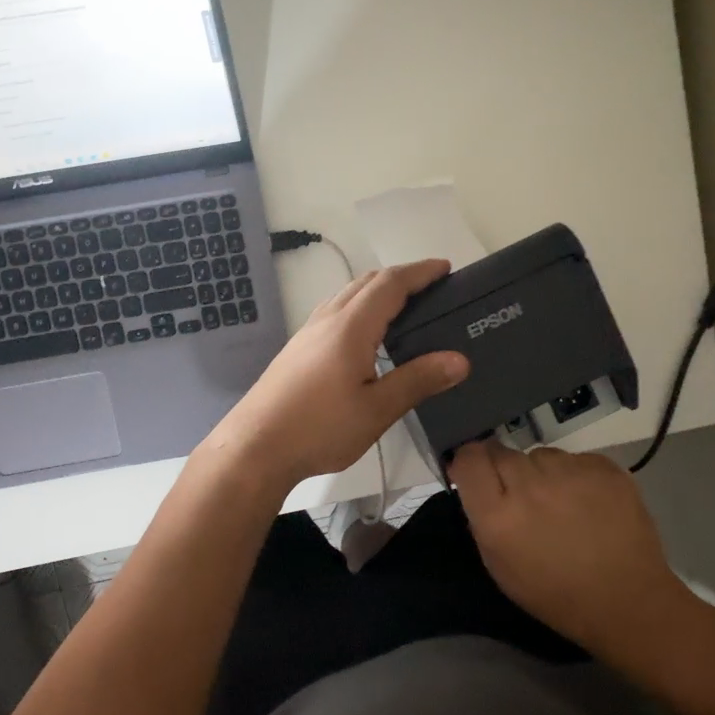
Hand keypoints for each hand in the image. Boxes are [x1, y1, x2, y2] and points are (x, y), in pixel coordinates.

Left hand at [202, 259, 469, 490]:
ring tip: (403, 307)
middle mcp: (326, 321)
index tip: (445, 267)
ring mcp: (307, 334)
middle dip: (400, 277)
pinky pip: (333, 313)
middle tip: (431, 287)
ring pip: (346, 296)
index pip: (390, 284)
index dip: (419, 272)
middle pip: (365, 282)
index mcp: (350, 327)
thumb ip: (417, 381)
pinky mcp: (296, 351)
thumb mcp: (376, 409)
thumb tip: (459, 360)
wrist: (255, 447)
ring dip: (376, 291)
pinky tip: (365, 335)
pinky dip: (358, 308)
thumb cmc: (319, 428)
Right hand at [448, 442, 698, 657]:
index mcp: (499, 515)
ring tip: (560, 503)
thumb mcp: (500, 566)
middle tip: (521, 497)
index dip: (468, 462)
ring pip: (541, 455)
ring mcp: (571, 472)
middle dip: (504, 469)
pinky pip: (575, 459)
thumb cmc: (555, 593)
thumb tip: (473, 482)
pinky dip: (575, 475)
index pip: (469, 458)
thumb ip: (482, 519)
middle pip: (502, 452)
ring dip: (541, 472)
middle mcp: (531, 485)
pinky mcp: (604, 467)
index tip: (474, 474)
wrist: (626, 600)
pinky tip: (588, 503)